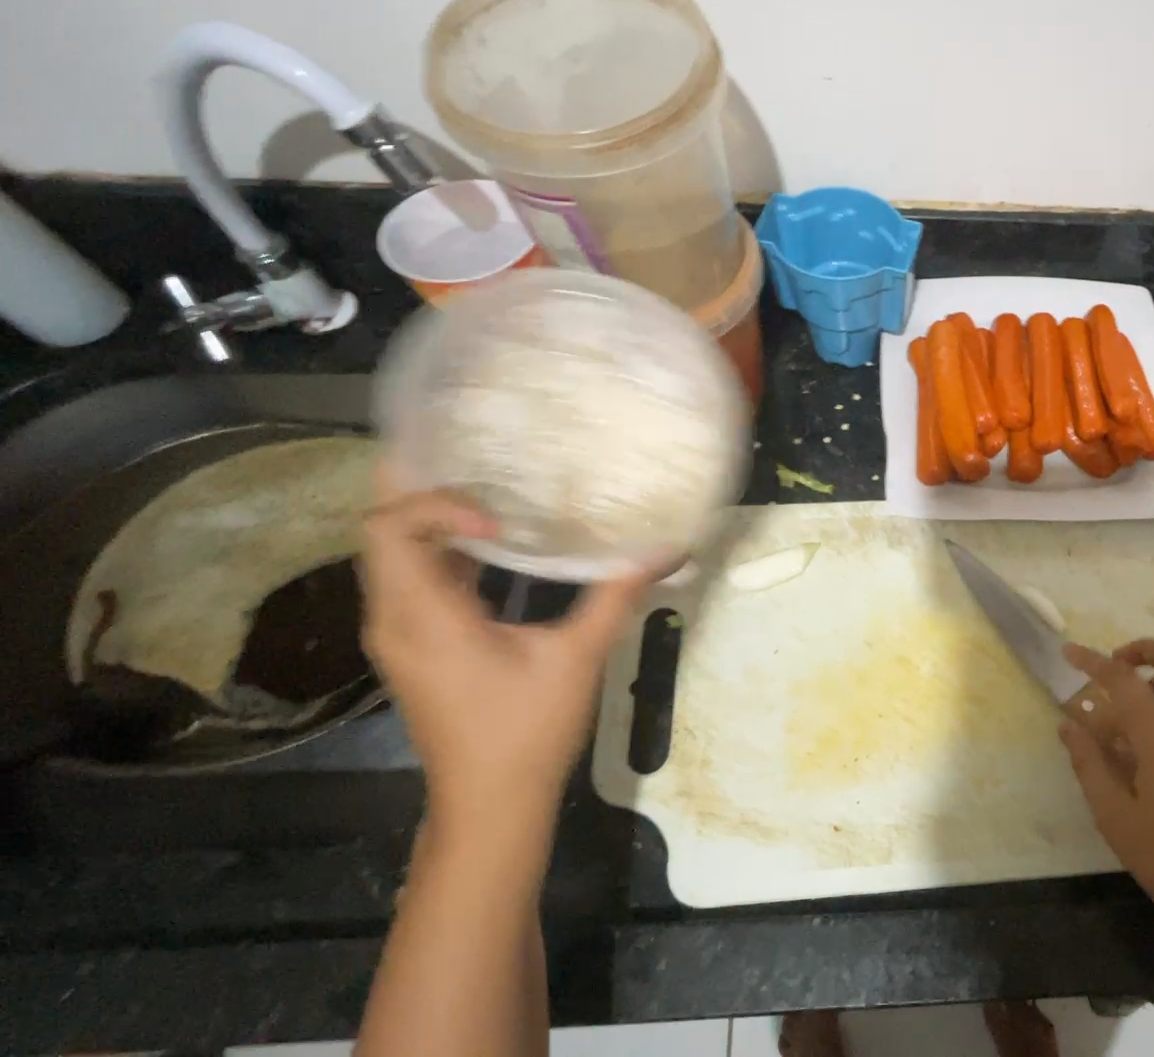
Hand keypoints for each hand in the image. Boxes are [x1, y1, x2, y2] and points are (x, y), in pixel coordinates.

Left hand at [359, 463, 652, 827]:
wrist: (490, 803)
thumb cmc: (527, 731)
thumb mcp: (578, 659)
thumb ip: (616, 596)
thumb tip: (667, 549)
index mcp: (422, 617)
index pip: (391, 528)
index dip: (438, 504)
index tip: (500, 517)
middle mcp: (394, 617)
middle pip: (383, 531)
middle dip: (421, 488)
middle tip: (472, 453)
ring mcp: (400, 634)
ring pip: (394, 554)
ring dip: (433, 519)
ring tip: (488, 488)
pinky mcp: (416, 646)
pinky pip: (413, 579)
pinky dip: (443, 551)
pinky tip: (492, 543)